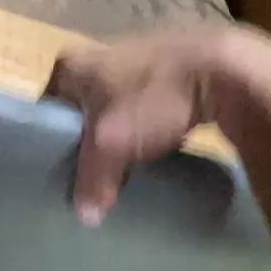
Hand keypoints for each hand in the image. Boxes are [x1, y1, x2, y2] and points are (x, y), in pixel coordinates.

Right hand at [45, 25, 270, 224]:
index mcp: (72, 64)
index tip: (58, 166)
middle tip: (90, 170)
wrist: (225, 70)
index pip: (45, 106)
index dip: (48, 138)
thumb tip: (86, 218)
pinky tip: (158, 144)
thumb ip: (92, 180)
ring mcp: (139, 57)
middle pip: (80, 106)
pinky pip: (148, 102)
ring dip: (120, 131)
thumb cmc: (150, 98)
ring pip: (116, 105)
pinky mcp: (174, 67)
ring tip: (125, 162)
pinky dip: (150, 123)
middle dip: (86, 137)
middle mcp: (99, 52)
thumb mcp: (110, 145)